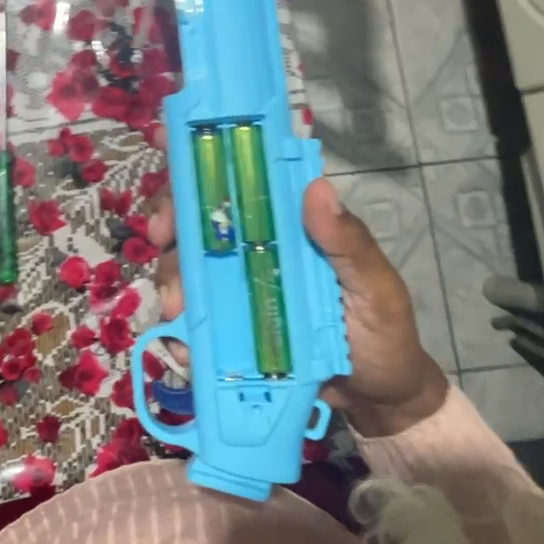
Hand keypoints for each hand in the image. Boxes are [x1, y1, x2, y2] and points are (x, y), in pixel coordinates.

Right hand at [149, 180, 448, 436]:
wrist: (377, 403)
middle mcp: (254, 248)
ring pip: (183, 265)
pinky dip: (178, 331)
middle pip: (196, 216)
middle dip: (168, 218)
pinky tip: (183, 346)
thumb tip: (317, 187)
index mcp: (289, 225)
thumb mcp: (377, 288)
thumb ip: (350, 245)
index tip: (164, 141)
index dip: (199, 156)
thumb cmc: (382, 334)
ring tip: (177, 309)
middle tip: (161, 237)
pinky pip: (189, 320)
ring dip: (169, 279)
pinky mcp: (225, 328)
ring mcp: (235, 288)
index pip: (241, 178)